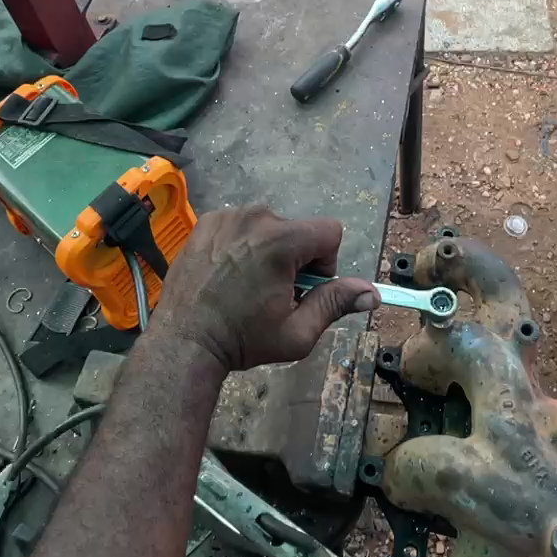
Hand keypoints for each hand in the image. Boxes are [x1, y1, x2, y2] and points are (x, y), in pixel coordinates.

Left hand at [148, 205, 378, 372]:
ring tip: (245, 284)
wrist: (184, 341)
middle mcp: (256, 217)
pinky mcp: (207, 221)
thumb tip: (372, 294)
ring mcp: (228, 216)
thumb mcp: (298, 331)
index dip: (325, 263)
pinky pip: (240, 225)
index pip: (329, 231)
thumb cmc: (244, 339)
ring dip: (267, 250)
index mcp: (281, 240)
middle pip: (297, 230)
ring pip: (268, 227)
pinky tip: (226, 273)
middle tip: (270, 293)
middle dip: (294, 258)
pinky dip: (241, 244)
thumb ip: (336, 303)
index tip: (303, 287)